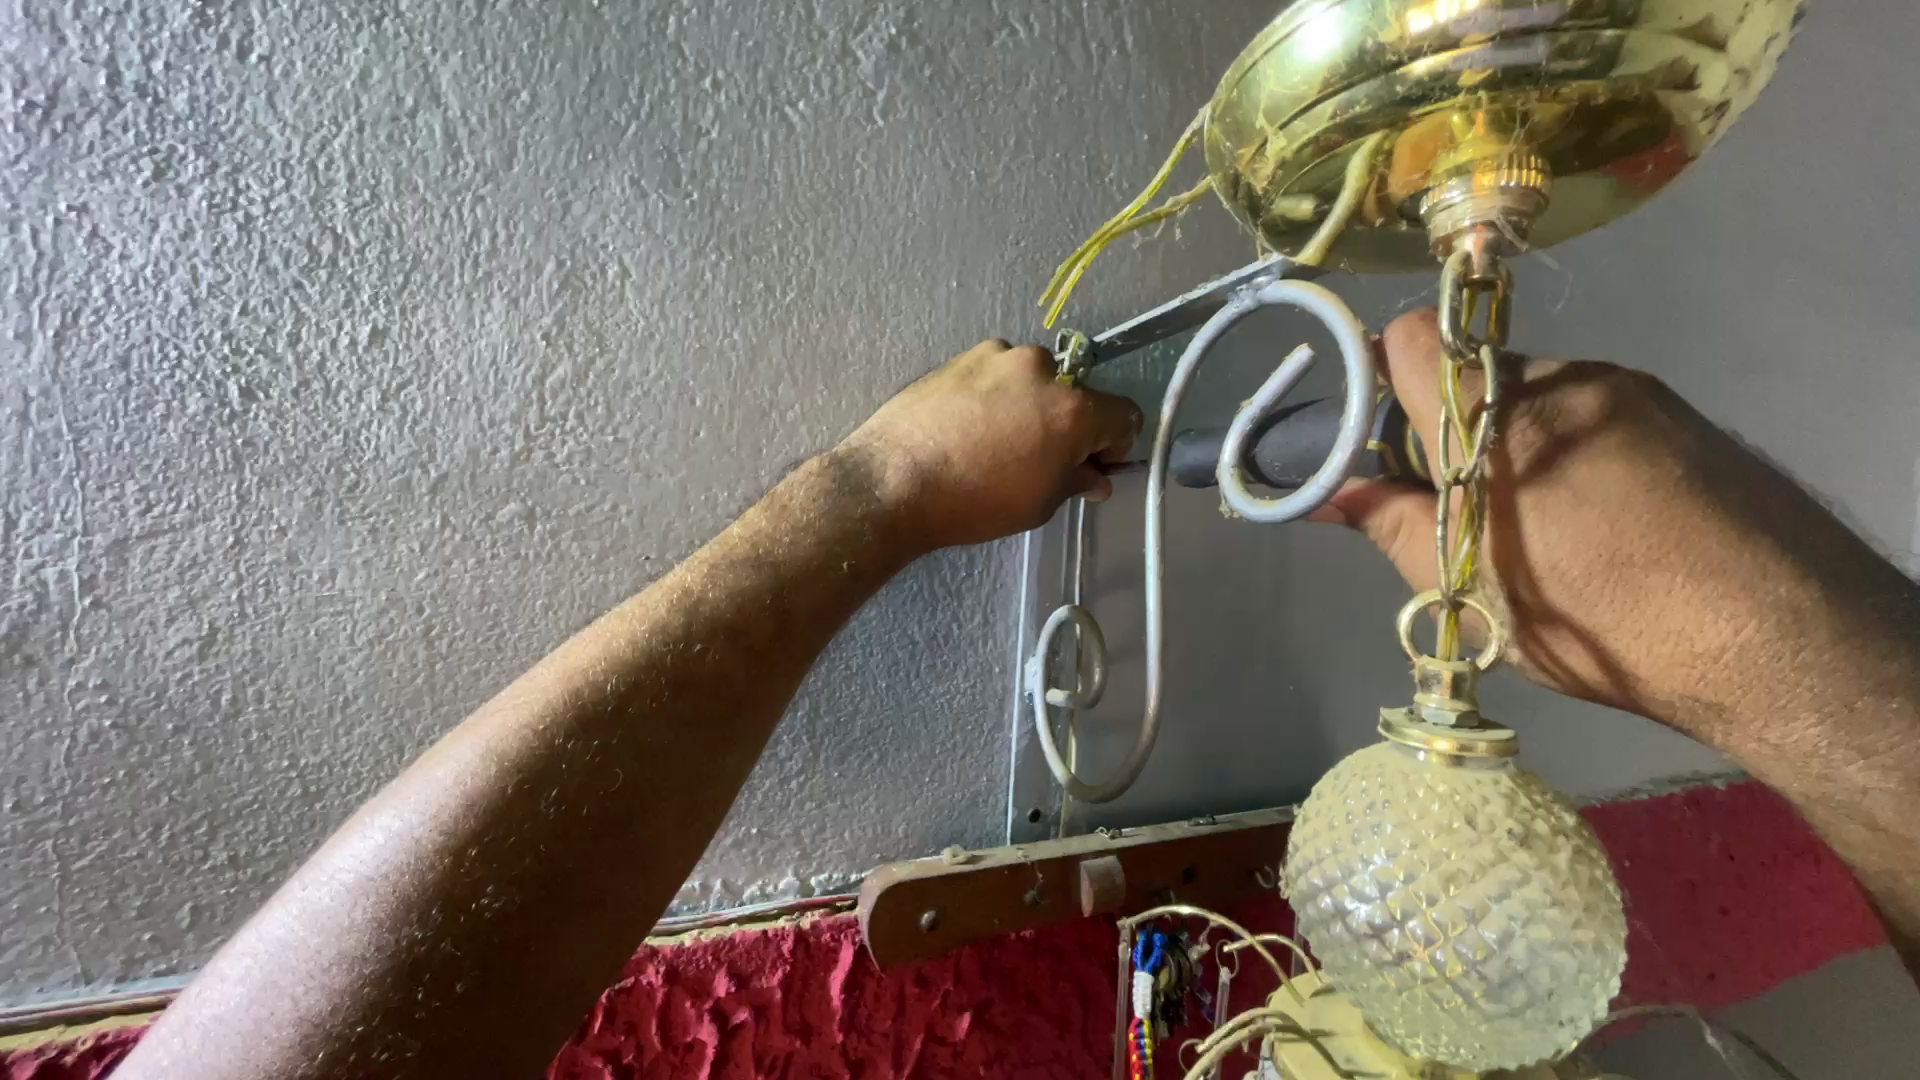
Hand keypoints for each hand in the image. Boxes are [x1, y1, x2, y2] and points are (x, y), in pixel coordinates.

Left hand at [840, 339, 1141, 552]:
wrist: (892, 480)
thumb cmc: (974, 502)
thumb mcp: (1037, 505)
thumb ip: (1075, 482)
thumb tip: (1095, 476)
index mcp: (1073, 410)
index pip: (1125, 415)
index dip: (1116, 445)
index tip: (1093, 465)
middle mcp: (1042, 369)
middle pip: (1076, 394)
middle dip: (1067, 424)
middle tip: (1036, 457)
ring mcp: (999, 355)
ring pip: (1033, 380)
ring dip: (1029, 404)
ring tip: (992, 440)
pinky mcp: (962, 355)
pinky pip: (996, 374)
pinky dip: (995, 394)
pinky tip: (966, 424)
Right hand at [1318, 310, 1919, 742]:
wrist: (1790, 642)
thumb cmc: (1596, 618)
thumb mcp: (1466, 585)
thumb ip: (1390, 525)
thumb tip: (1329, 497)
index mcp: (1494, 422)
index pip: (1411, 338)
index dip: (1378, 371)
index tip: (1373, 429)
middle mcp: (1560, 382)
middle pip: (1466, 370)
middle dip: (1440, 421)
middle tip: (1447, 496)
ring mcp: (1626, 390)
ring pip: (1525, 390)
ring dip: (1500, 435)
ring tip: (1525, 513)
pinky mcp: (1674, 410)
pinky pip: (1581, 407)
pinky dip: (1557, 443)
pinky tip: (1586, 509)